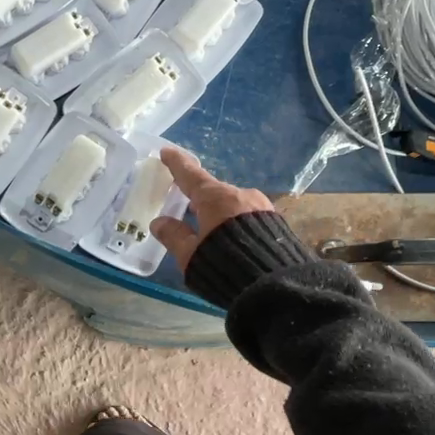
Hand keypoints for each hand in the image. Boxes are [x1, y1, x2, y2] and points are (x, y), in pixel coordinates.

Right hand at [149, 148, 278, 269]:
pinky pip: (247, 215)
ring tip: (209, 228)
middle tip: (187, 203)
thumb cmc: (224, 264)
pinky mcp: (274, 221)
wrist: (275, 282)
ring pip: (232, 204)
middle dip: (199, 197)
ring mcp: (260, 206)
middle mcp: (239, 195)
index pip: (191, 176)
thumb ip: (173, 236)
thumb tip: (159, 222)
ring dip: (218, 211)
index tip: (167, 152)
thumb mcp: (190, 255)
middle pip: (213, 191)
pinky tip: (231, 236)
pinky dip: (233, 221)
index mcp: (215, 198)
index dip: (177, 165)